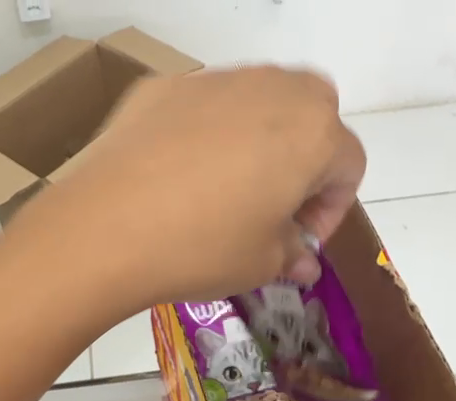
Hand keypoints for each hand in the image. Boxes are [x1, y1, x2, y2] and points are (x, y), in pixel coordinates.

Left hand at [5, 65, 365, 309]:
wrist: (107, 226)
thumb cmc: (203, 249)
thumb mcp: (259, 265)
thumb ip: (292, 255)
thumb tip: (303, 261)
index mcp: (314, 133)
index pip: (349, 165)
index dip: (332, 210)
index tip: (302, 243)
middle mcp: (275, 89)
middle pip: (313, 114)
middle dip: (305, 161)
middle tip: (275, 210)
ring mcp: (217, 80)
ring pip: (259, 102)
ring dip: (259, 143)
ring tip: (226, 196)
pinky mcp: (166, 86)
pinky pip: (205, 108)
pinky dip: (207, 137)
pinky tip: (178, 182)